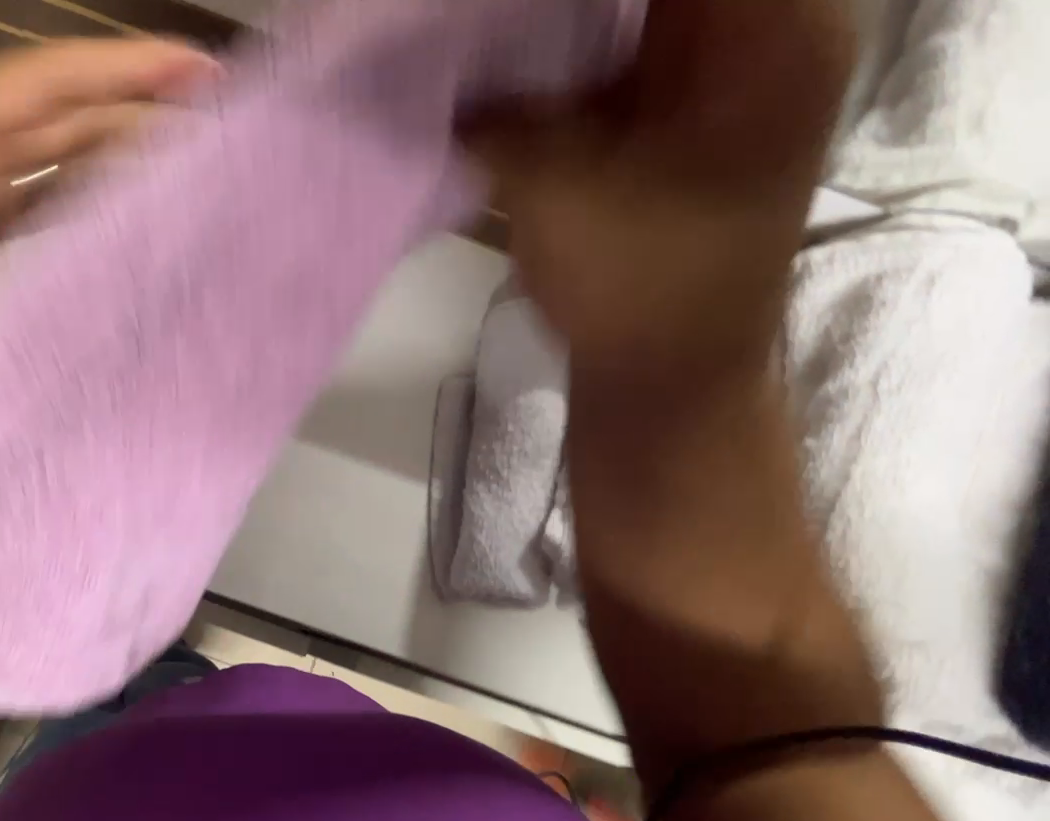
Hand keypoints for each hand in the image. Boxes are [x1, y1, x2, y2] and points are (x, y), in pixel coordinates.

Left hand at [0, 38, 219, 350]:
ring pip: (56, 163)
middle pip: (59, 116)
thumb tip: (37, 122)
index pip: (41, 80)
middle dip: (134, 108)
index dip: (120, 69)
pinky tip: (125, 212)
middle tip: (212, 117)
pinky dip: (85, 208)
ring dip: (119, 157)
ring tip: (187, 159)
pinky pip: (40, 212)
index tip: (195, 69)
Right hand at [463, 0, 854, 377]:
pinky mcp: (676, 124)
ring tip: (488, 46)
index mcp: (772, 37)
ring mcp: (717, 85)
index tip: (513, 20)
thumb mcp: (561, 189)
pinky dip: (561, 70)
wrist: (664, 378)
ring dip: (558, 34)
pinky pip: (617, 65)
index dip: (585, 4)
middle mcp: (761, 41)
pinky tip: (502, 81)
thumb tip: (453, 88)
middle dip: (564, 17)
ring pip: (632, 21)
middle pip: (652, 1)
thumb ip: (503, 120)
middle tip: (490, 30)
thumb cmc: (636, 286)